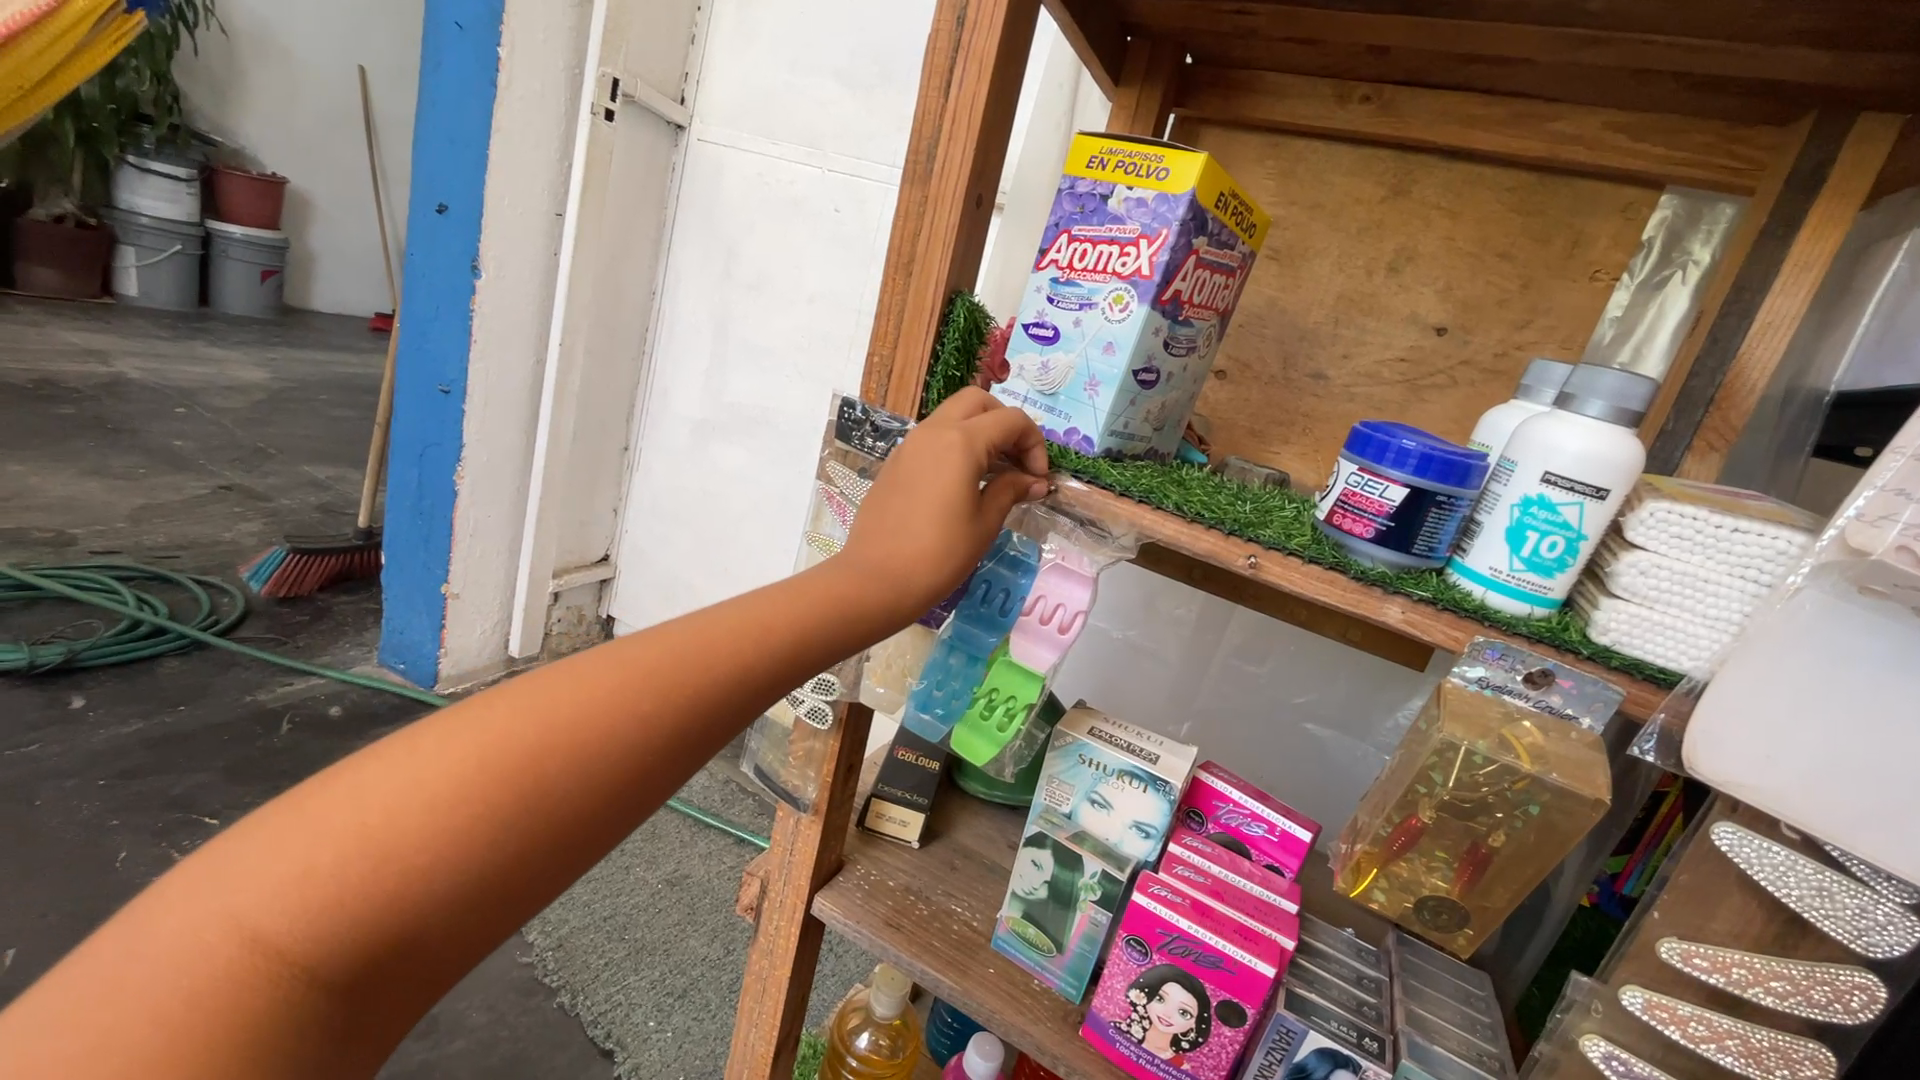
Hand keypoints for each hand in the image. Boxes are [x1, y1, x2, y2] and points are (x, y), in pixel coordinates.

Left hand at [840, 388, 1050, 617]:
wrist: (876, 580)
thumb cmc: (938, 555)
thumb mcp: (984, 523)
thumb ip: (1010, 491)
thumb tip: (1034, 481)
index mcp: (961, 442)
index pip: (1011, 420)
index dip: (1034, 444)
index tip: (1038, 478)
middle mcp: (933, 432)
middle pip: (978, 402)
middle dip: (1005, 424)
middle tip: (1017, 462)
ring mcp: (909, 445)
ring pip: (952, 417)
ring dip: (980, 433)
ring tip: (994, 475)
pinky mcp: (895, 463)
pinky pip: (932, 438)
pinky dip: (956, 446)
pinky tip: (964, 484)